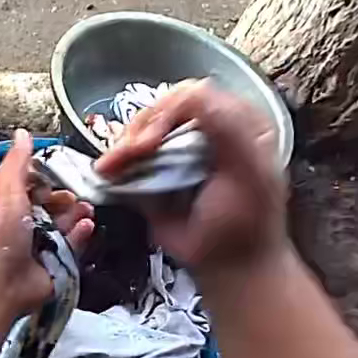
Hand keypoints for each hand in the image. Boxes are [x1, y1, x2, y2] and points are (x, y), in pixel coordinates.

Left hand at [0, 129, 94, 315]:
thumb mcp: (6, 187)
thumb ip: (17, 160)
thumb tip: (22, 133)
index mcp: (7, 204)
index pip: (32, 187)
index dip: (48, 179)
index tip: (63, 174)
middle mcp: (22, 226)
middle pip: (51, 207)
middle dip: (67, 199)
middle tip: (81, 194)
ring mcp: (39, 248)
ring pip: (65, 227)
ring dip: (77, 216)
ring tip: (87, 209)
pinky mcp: (55, 267)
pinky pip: (73, 249)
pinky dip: (81, 237)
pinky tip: (87, 227)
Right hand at [95, 79, 288, 275]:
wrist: (230, 267)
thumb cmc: (246, 223)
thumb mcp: (248, 171)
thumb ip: (228, 127)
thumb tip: (192, 90)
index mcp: (236, 122)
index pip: (194, 96)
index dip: (166, 112)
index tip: (151, 142)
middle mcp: (205, 130)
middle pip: (160, 109)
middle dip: (139, 130)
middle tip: (127, 155)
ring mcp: (178, 151)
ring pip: (141, 129)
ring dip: (122, 146)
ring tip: (111, 167)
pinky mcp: (156, 172)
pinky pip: (131, 155)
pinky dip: (116, 161)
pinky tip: (108, 171)